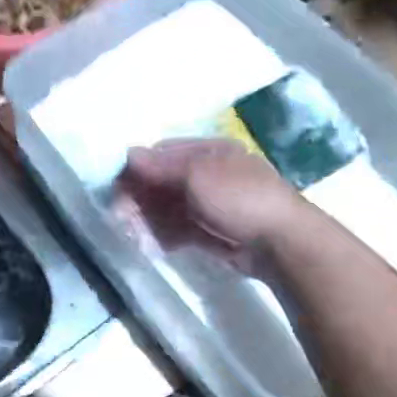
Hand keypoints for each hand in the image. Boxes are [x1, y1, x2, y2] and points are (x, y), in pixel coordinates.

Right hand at [116, 138, 309, 270]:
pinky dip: (165, 236)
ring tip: (134, 233)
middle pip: (164, 183)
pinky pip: (181, 230)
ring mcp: (212, 206)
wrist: (279, 241)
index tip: (117, 188)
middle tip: (121, 216)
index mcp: (210, 152)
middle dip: (141, 198)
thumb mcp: (198, 176)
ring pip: (170, 209)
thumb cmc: (239, 198)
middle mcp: (210, 175)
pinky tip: (154, 245)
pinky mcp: (213, 233)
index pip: (164, 154)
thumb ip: (161, 167)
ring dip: (149, 219)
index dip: (138, 169)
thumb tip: (129, 154)